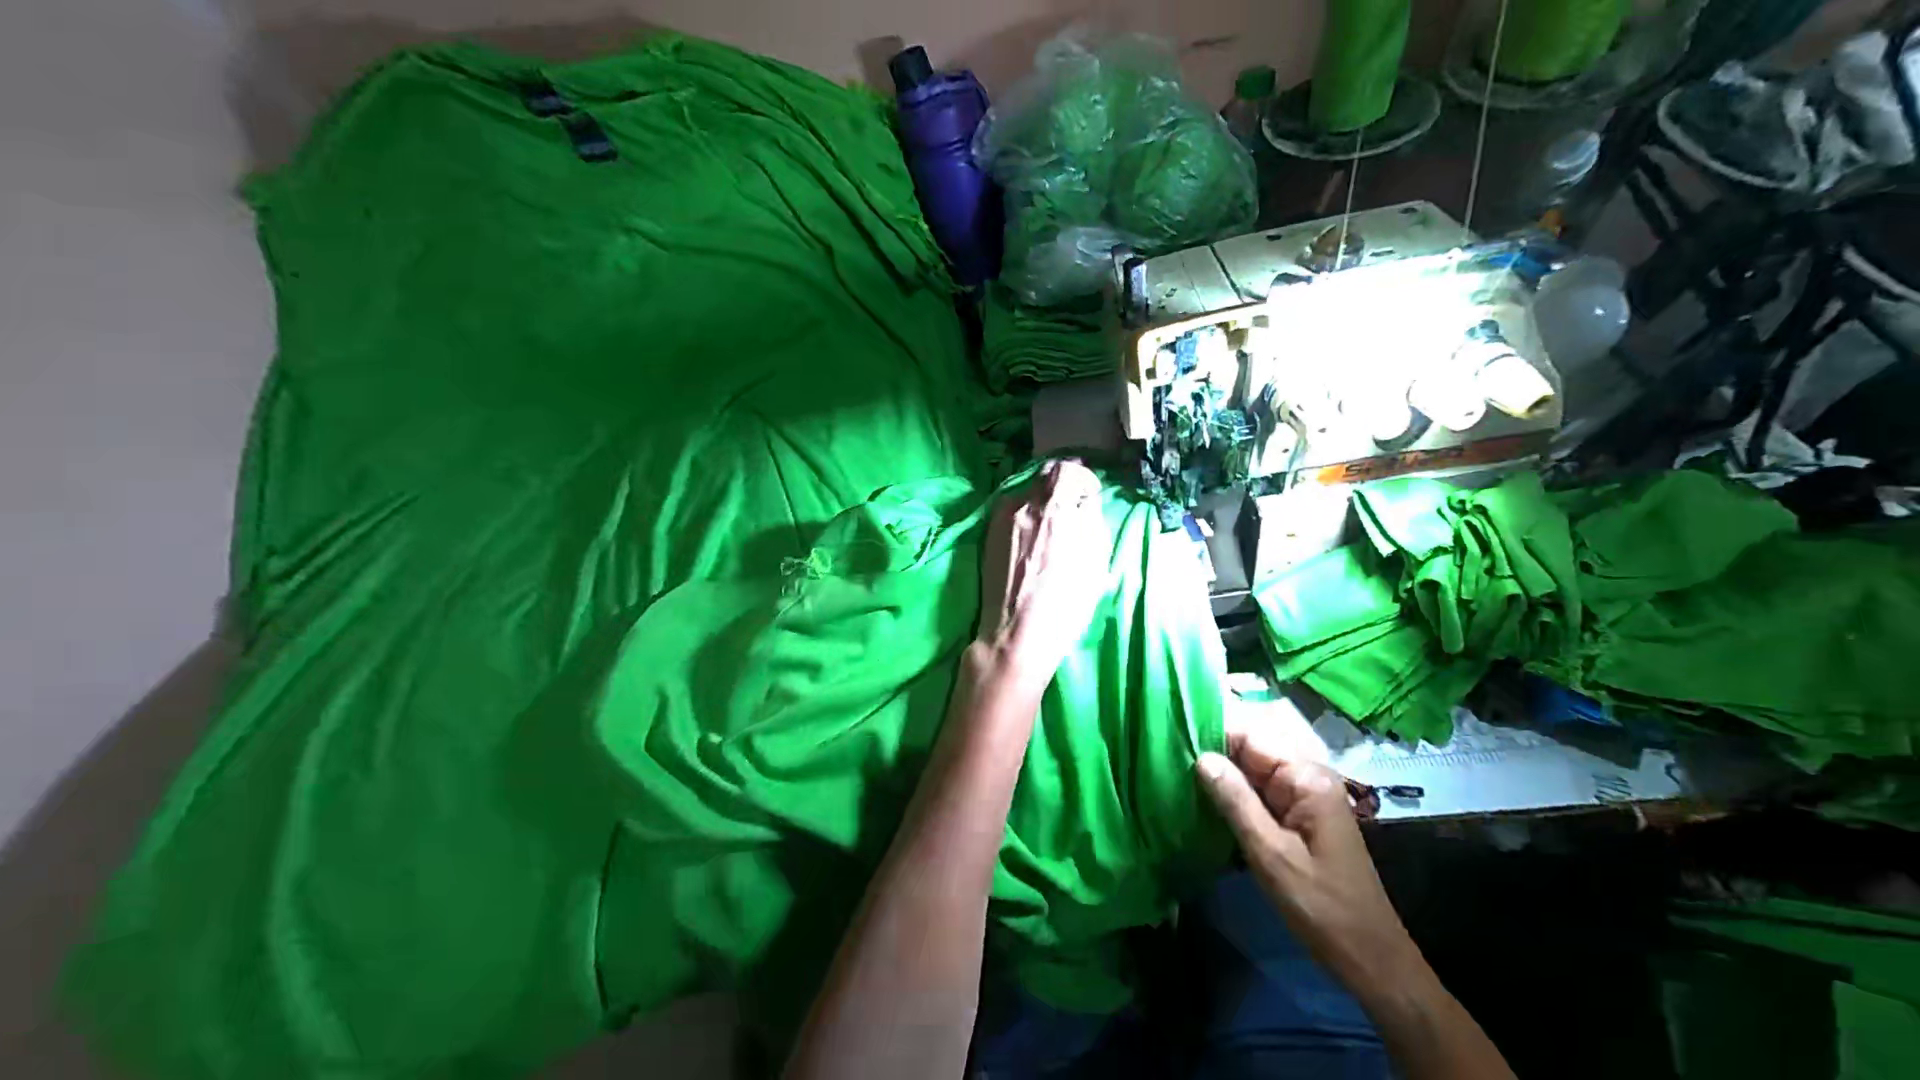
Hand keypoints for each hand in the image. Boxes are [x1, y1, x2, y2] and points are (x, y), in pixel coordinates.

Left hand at [973, 460, 1109, 687]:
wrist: (1016, 634)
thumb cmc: (1065, 604)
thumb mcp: (1095, 562)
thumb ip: (1091, 520)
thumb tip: (1085, 500)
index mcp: (1053, 508)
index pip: (1067, 469)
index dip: (1082, 478)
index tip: (1089, 494)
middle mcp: (1023, 505)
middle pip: (1044, 476)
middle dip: (1061, 485)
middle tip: (1071, 504)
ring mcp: (1001, 519)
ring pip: (1025, 493)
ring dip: (1041, 500)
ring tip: (1052, 524)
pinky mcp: (988, 534)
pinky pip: (1010, 510)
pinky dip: (1025, 513)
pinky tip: (1032, 536)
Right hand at [1195, 726, 1423, 995]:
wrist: (1368, 956)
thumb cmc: (1320, 904)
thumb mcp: (1269, 853)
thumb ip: (1235, 800)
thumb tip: (1201, 757)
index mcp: (1306, 778)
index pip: (1251, 737)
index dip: (1213, 737)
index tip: (1174, 745)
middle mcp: (1307, 778)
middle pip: (1250, 752)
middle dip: (1214, 757)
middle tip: (1171, 767)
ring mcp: (1304, 798)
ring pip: (1252, 774)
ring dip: (1221, 779)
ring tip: (1180, 782)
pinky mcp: (1299, 818)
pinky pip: (1260, 795)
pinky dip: (1235, 798)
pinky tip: (1206, 805)